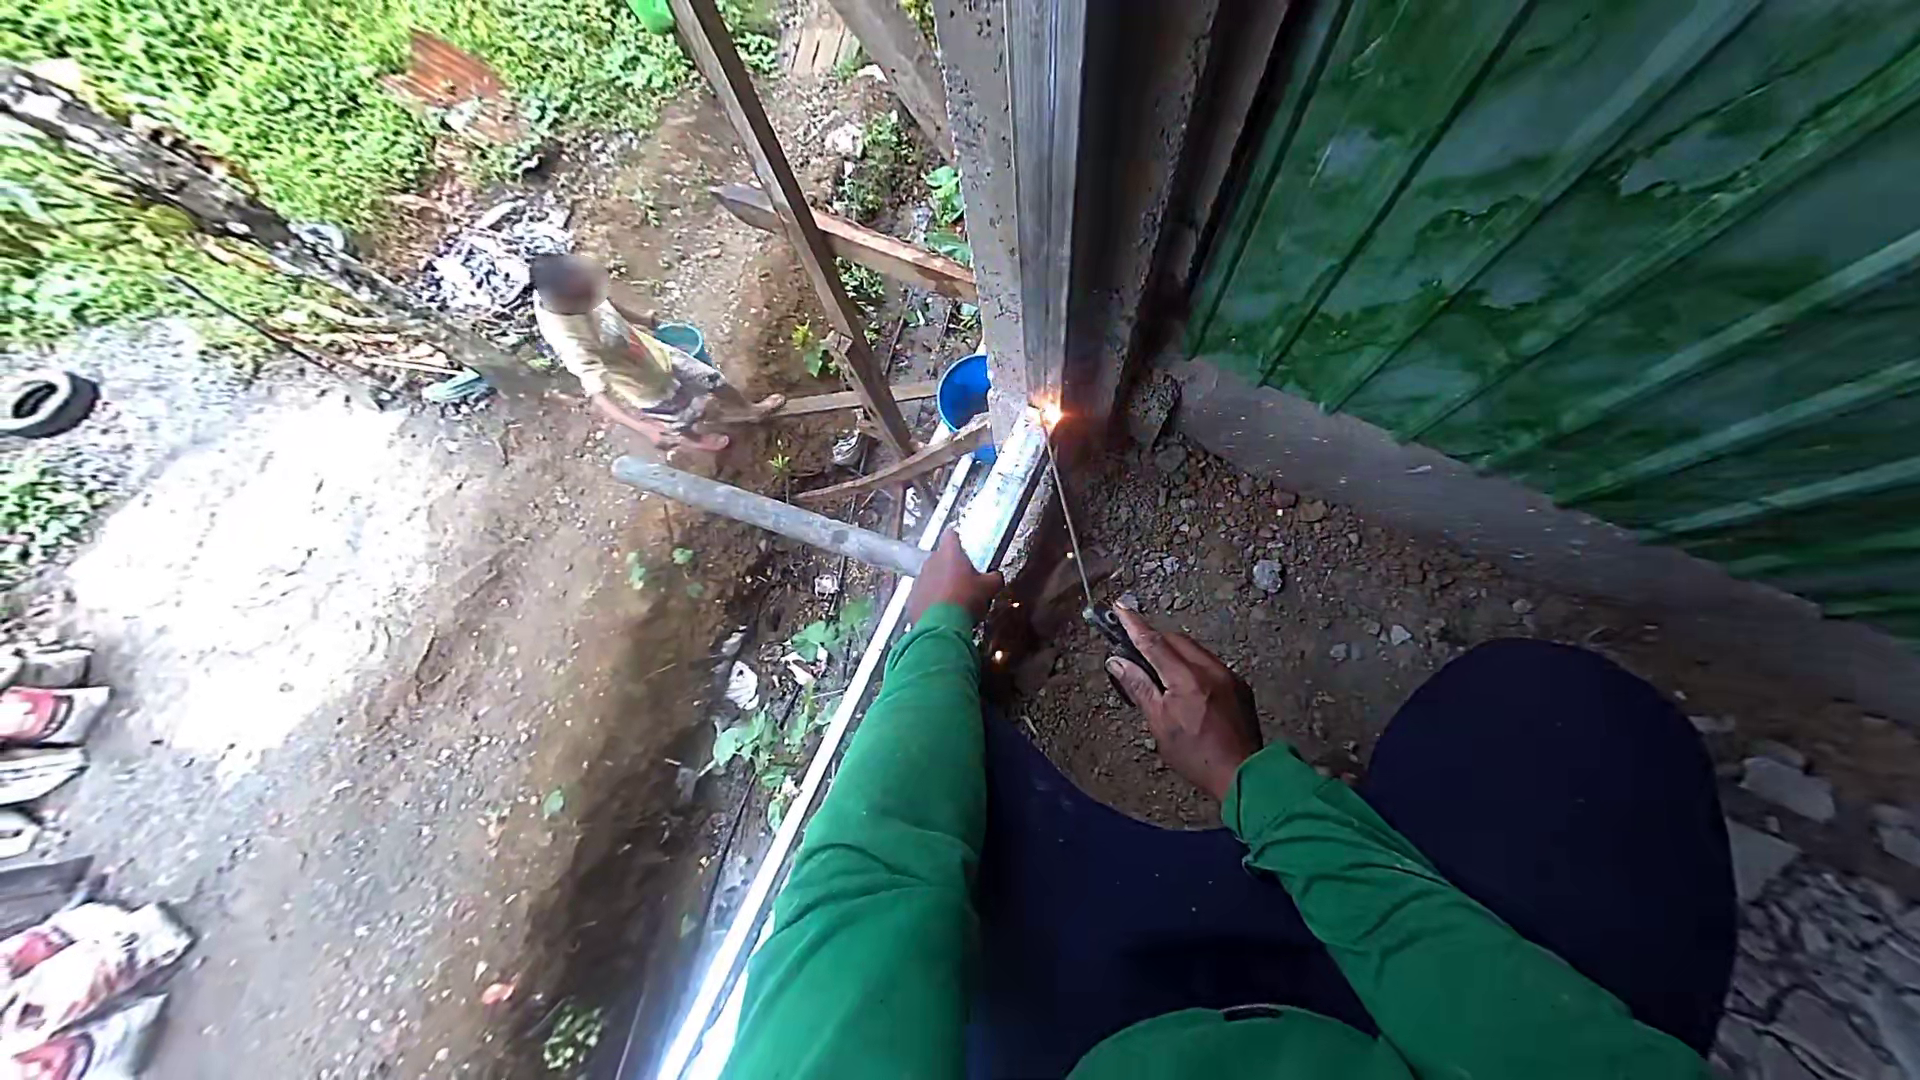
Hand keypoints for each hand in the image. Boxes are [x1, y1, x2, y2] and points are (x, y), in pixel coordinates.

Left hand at [906, 530, 1001, 622]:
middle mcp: (930, 561)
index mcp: (949, 553)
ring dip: (939, 584)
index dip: (956, 540)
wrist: (941, 626)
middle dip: (949, 566)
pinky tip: (940, 613)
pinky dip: (930, 601)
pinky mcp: (911, 599)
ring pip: (930, 577)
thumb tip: (995, 577)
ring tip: (952, 600)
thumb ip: (993, 578)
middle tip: (963, 580)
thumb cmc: (967, 599)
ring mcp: (918, 580)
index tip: (962, 548)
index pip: (951, 535)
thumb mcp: (988, 588)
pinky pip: (922, 595)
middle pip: (940, 558)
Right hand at [1107, 607, 1262, 800]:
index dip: (1134, 625)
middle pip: (1176, 640)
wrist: (1243, 776)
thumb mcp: (1159, 722)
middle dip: (1154, 638)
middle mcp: (1211, 670)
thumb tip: (1117, 662)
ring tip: (1158, 669)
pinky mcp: (1239, 686)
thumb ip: (1138, 686)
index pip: (1154, 642)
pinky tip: (1184, 682)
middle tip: (1134, 648)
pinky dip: (1191, 663)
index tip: (1120, 609)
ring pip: (1194, 649)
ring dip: (1173, 651)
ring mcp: (1228, 676)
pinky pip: (1209, 663)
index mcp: (1187, 679)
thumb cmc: (1197, 755)